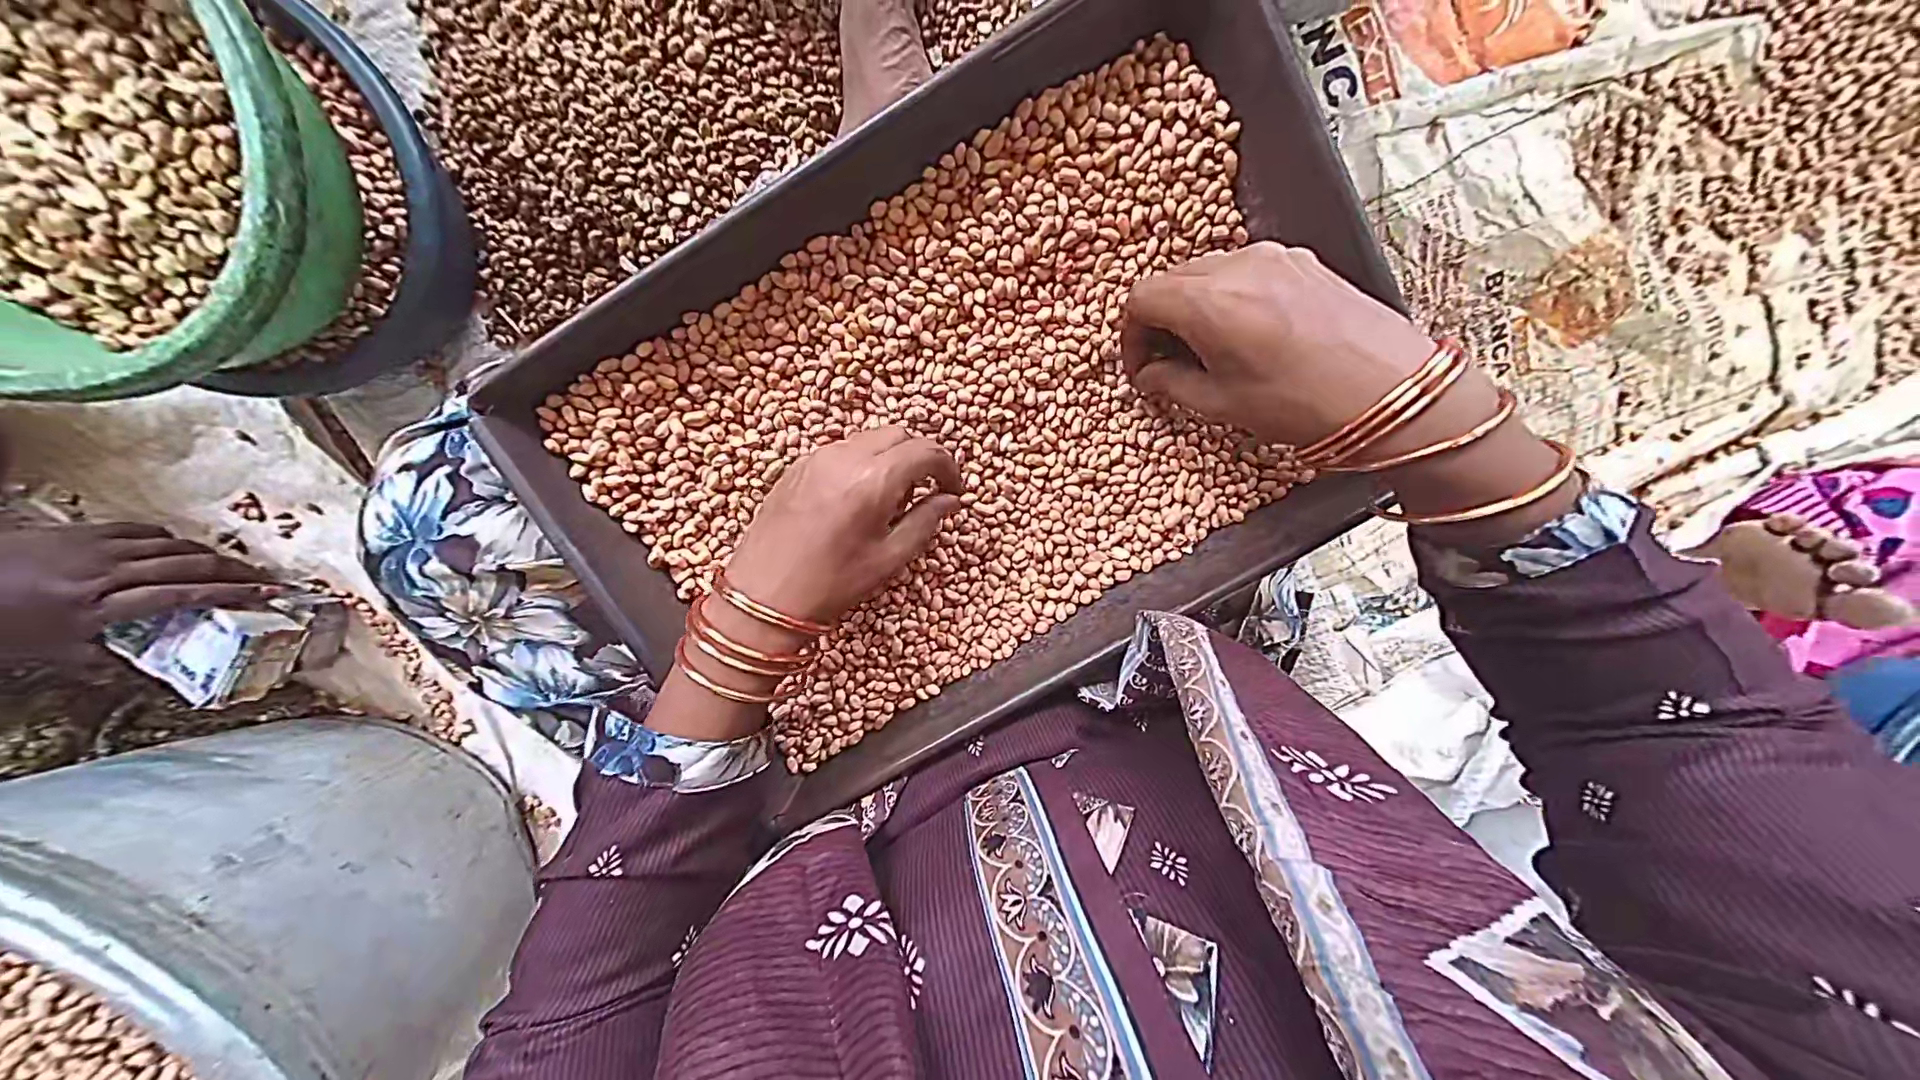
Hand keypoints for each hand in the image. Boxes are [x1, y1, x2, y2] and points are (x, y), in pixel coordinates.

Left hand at [0, 523, 278, 658]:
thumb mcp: (48, 651)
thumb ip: (104, 653)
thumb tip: (152, 665)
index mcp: (98, 608)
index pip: (185, 596)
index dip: (235, 593)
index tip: (271, 593)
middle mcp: (103, 574)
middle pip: (191, 565)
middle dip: (237, 571)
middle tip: (266, 578)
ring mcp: (91, 548)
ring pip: (173, 545)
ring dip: (209, 555)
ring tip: (229, 566)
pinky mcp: (79, 532)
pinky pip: (141, 530)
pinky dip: (170, 539)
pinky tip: (177, 548)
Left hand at [724, 427, 964, 625]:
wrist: (763, 596)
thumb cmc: (830, 584)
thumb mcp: (889, 558)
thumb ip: (925, 522)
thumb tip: (949, 501)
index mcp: (873, 481)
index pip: (925, 452)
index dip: (948, 468)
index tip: (953, 489)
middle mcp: (844, 458)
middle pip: (898, 435)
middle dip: (920, 456)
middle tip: (928, 489)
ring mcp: (816, 459)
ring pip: (869, 440)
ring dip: (890, 458)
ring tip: (892, 500)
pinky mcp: (797, 467)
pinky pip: (841, 451)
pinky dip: (862, 463)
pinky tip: (859, 498)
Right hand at [1119, 242, 1462, 447]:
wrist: (1393, 393)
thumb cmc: (1304, 404)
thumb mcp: (1222, 403)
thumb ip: (1171, 383)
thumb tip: (1149, 375)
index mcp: (1210, 302)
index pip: (1142, 297)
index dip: (1131, 334)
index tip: (1140, 365)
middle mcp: (1240, 266)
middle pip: (1171, 279)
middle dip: (1158, 319)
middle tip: (1165, 361)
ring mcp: (1275, 257)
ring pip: (1206, 271)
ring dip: (1191, 306)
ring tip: (1204, 350)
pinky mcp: (1303, 261)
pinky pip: (1243, 269)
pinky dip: (1226, 296)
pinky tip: (1241, 333)